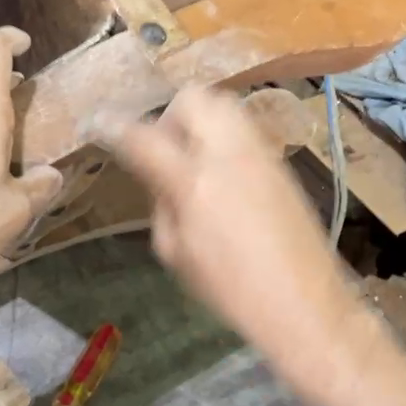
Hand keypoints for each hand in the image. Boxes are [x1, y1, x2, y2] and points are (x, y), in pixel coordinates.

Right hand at [100, 88, 355, 350]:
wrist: (307, 306)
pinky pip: (243, 128)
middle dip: (169, 116)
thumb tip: (158, 174)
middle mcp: (228, 155)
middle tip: (164, 149)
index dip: (113, 126)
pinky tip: (222, 173)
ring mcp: (260, 154)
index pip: (142, 136)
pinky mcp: (281, 162)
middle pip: (192, 98)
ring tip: (194, 157)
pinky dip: (223, 136)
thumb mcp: (175, 252)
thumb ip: (160, 201)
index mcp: (194, 183)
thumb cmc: (231, 291)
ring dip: (199, 120)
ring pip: (222, 103)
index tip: (98, 124)